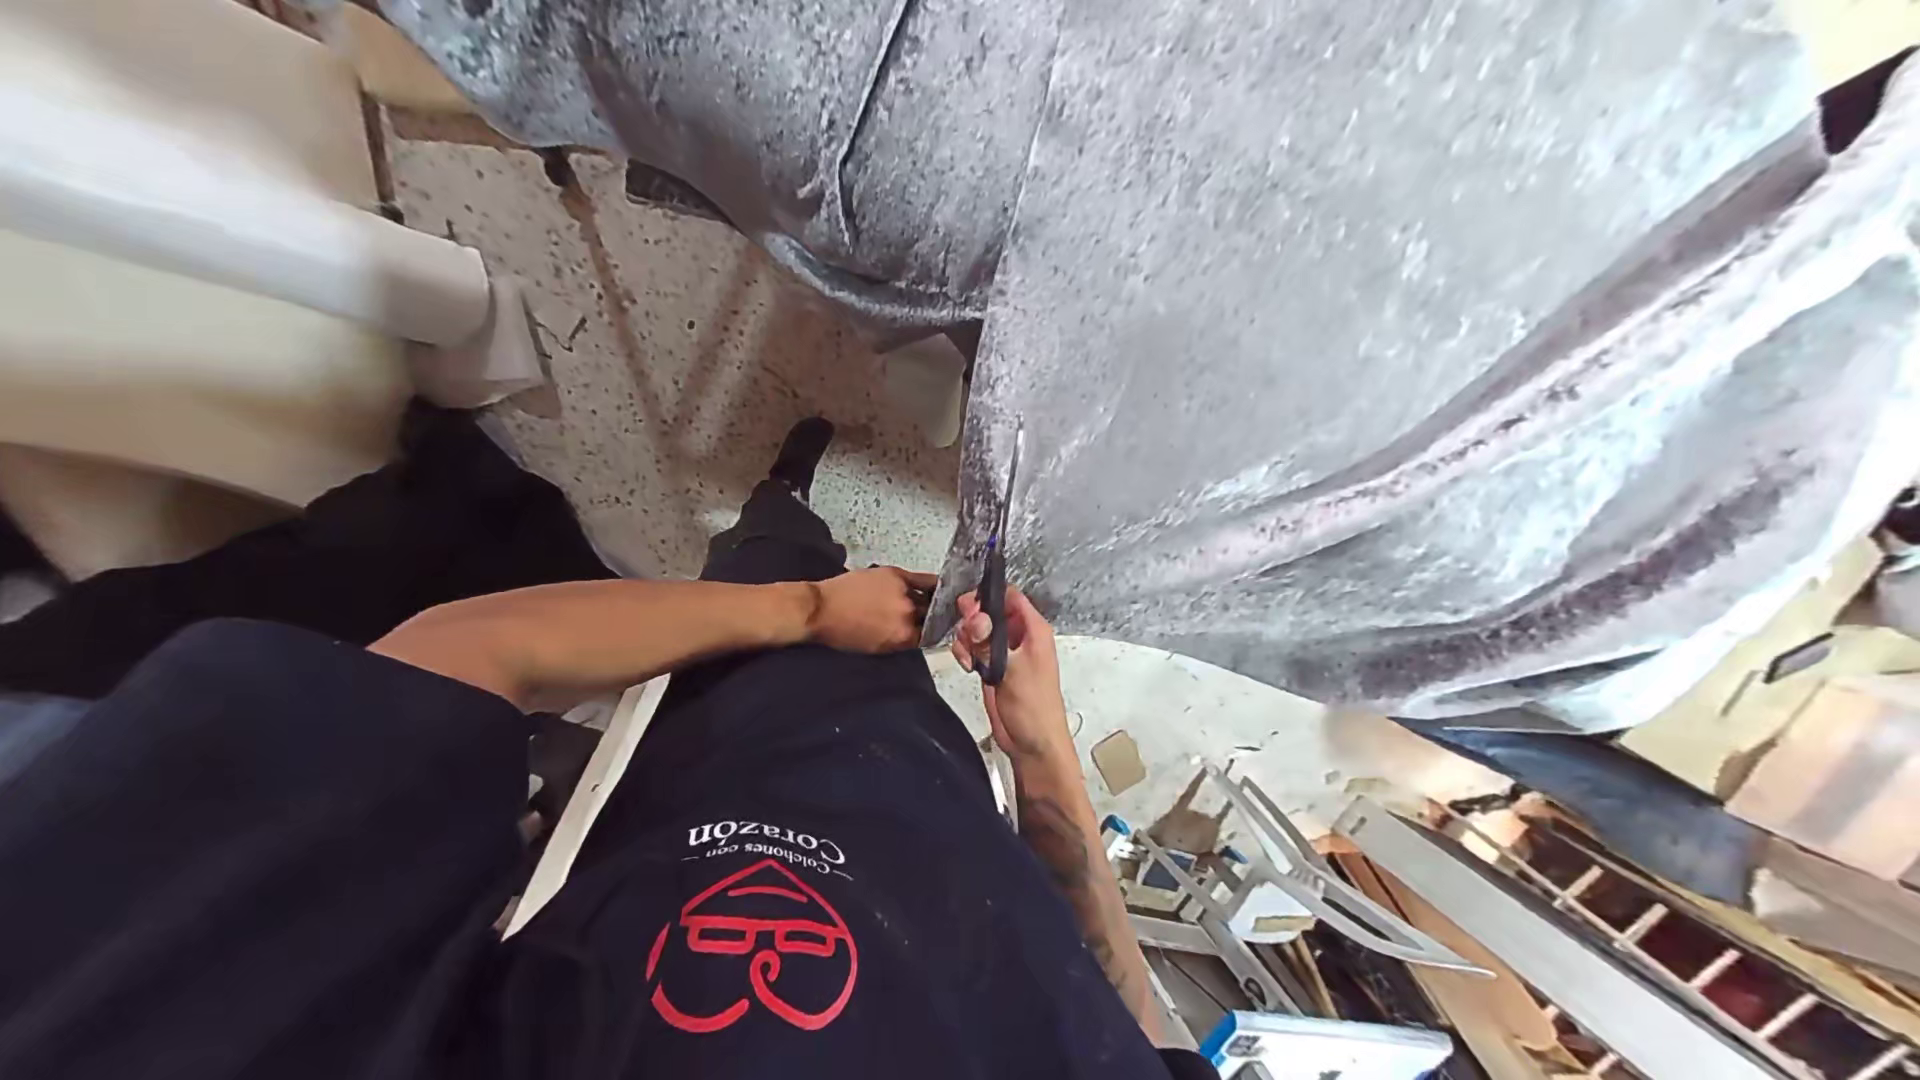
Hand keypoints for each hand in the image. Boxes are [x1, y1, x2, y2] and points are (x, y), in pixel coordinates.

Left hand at [807, 567, 935, 652]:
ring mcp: (903, 593)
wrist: (821, 609)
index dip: (928, 632)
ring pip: (927, 597)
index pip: (928, 636)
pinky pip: (923, 579)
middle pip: (929, 616)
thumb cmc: (840, 631)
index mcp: (903, 636)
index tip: (929, 628)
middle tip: (924, 614)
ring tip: (928, 599)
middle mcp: (907, 614)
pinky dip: (931, 583)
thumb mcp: (875, 647)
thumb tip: (916, 635)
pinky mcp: (896, 575)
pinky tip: (937, 584)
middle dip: (927, 617)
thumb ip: (900, 642)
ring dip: (927, 600)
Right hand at [951, 586, 1071, 763]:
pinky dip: (966, 652)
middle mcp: (1020, 637)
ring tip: (970, 656)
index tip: (969, 607)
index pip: (1011, 597)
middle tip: (968, 635)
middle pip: (990, 611)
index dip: (989, 597)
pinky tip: (968, 666)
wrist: (1032, 743)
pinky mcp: (993, 667)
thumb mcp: (1012, 668)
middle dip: (973, 620)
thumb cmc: (1033, 707)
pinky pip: (974, 648)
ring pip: (978, 629)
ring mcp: (1005, 652)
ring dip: (967, 638)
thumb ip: (990, 640)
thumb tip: (975, 615)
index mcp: (1033, 630)